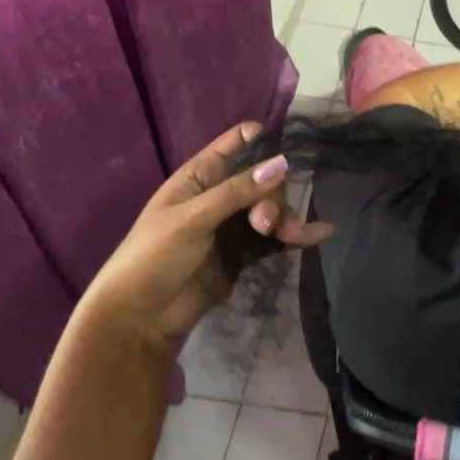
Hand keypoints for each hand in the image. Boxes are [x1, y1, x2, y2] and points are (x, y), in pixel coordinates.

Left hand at [80, 122, 330, 354]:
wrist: (140, 318)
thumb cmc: (153, 257)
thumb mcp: (193, 219)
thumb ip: (237, 192)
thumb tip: (283, 163)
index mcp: (199, 177)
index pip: (236, 144)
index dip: (262, 141)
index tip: (286, 152)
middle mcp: (219, 196)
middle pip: (262, 180)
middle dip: (272, 197)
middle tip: (264, 224)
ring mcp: (231, 226)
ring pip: (271, 210)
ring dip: (285, 219)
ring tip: (293, 237)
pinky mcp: (242, 255)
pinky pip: (273, 239)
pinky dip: (294, 236)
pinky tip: (319, 234)